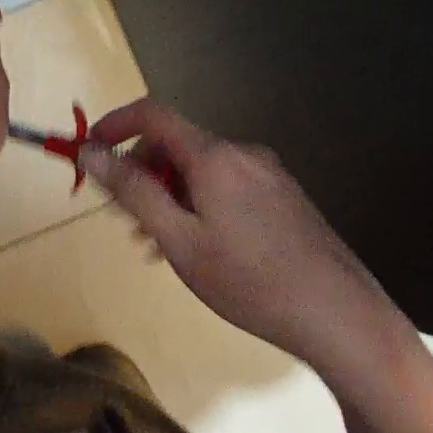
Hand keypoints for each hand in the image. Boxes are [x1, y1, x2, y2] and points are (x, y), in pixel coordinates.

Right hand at [78, 99, 403, 368]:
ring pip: (199, 171)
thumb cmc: (250, 282)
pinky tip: (201, 249)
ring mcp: (269, 175)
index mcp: (214, 157)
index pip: (152, 114)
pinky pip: (226, 187)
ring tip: (160, 248)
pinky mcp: (285, 198)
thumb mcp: (179, 240)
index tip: (89, 152)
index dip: (113, 124)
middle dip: (141, 174)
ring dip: (169, 196)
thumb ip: (133, 192)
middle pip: (175, 144)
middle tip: (126, 222)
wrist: (343, 319)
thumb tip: (91, 153)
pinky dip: (199, 205)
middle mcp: (242, 154)